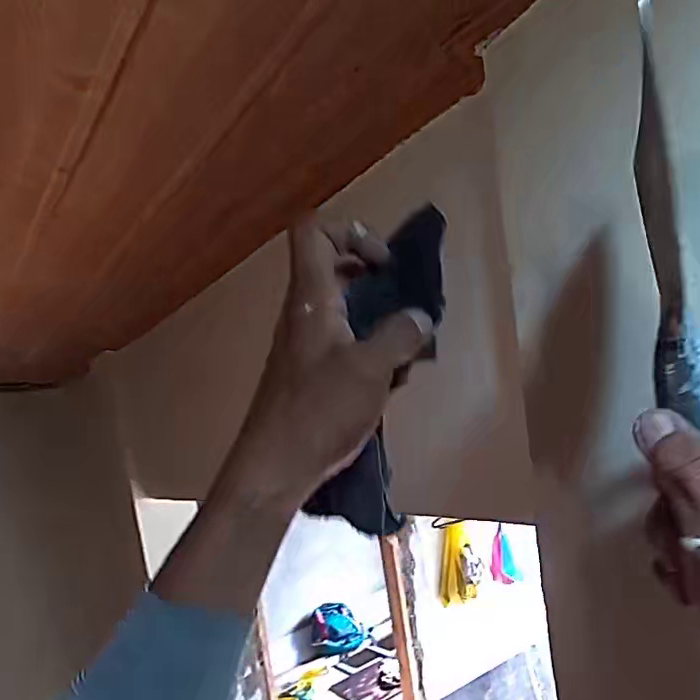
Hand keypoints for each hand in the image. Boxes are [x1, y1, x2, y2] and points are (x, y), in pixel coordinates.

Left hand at [215, 218, 433, 508]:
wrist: (278, 465)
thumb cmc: (320, 410)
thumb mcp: (371, 369)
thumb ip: (400, 336)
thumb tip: (421, 318)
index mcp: (311, 299)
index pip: (314, 233)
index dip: (351, 233)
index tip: (385, 264)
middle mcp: (304, 316)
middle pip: (334, 272)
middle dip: (375, 282)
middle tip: (405, 304)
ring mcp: (307, 349)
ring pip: (344, 314)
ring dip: (378, 323)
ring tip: (408, 350)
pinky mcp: (313, 378)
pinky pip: (345, 348)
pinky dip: (370, 354)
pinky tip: (391, 382)